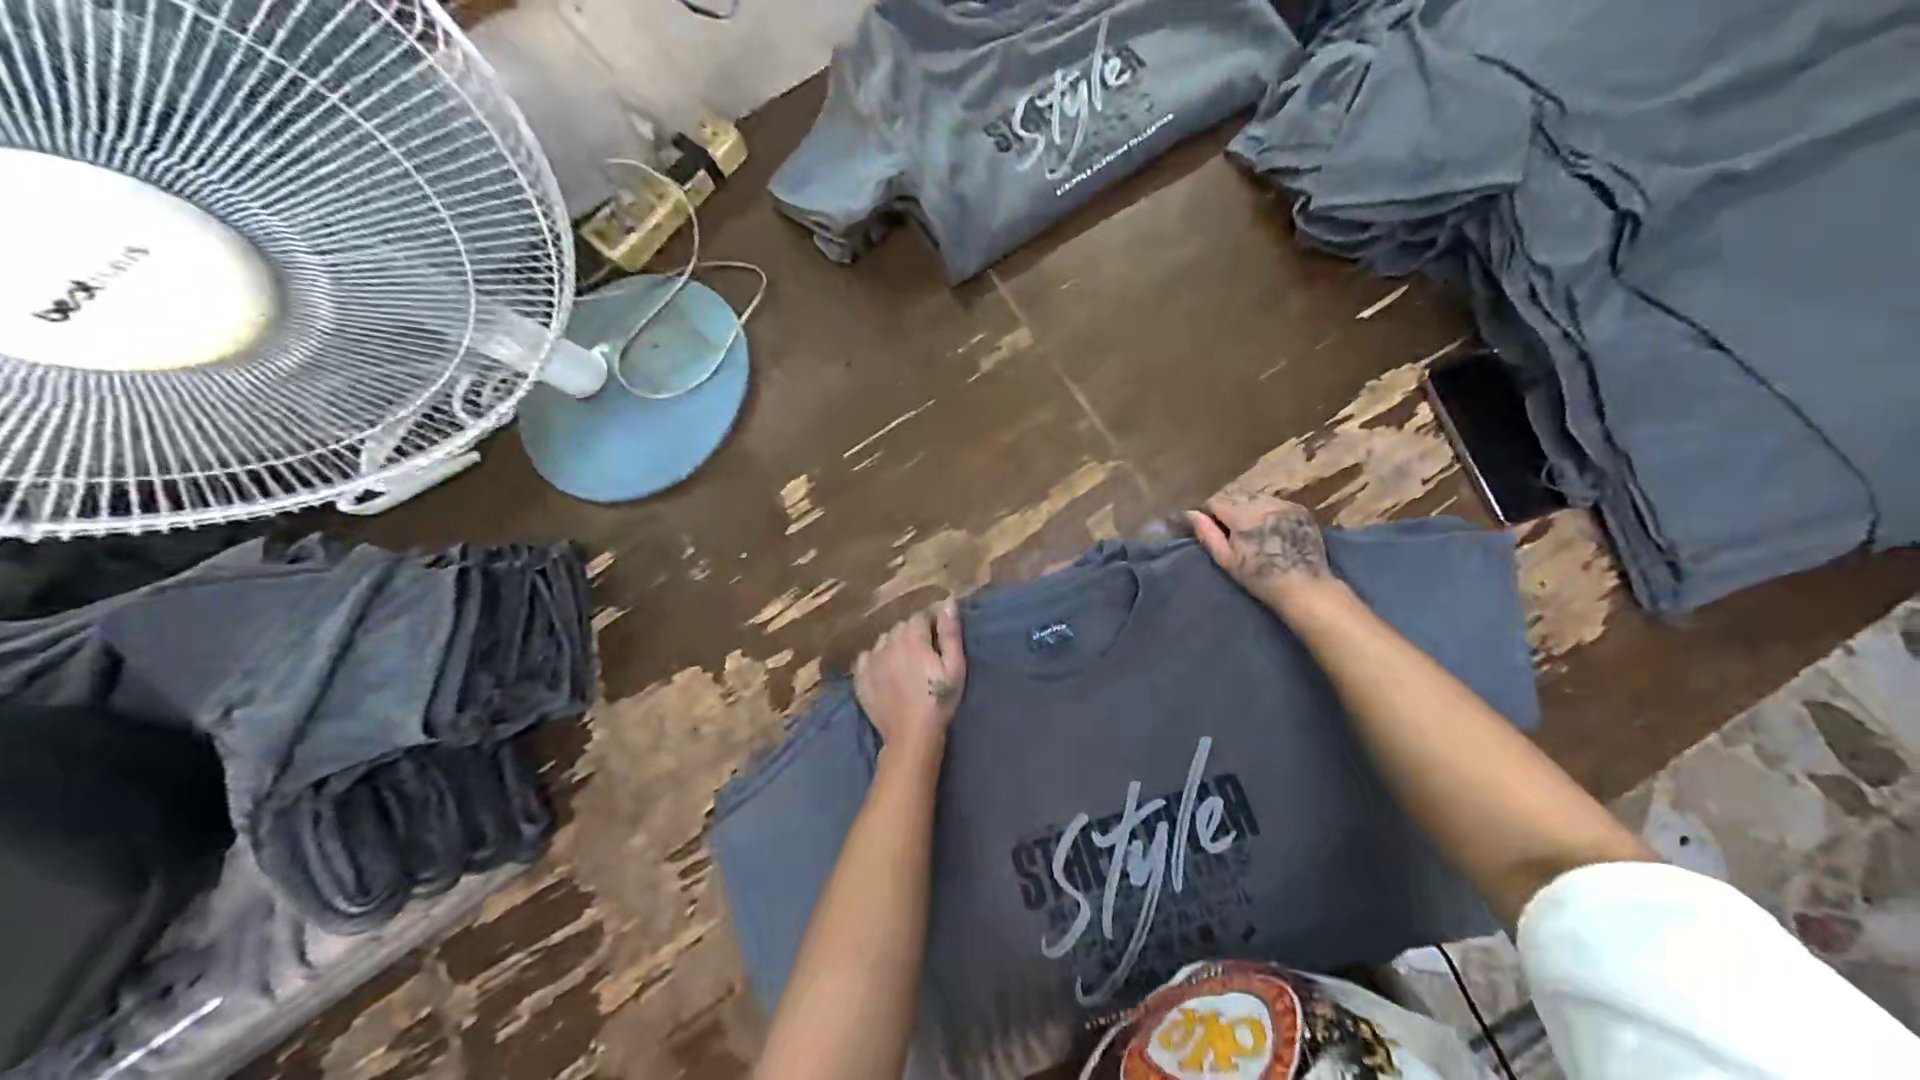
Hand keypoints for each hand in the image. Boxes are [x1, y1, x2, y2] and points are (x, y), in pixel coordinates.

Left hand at [854, 603, 966, 758]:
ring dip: (895, 644)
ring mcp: (871, 660)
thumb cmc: (939, 701)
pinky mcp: (861, 678)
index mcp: (913, 638)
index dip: (931, 623)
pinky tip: (885, 670)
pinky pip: (866, 657)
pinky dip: (876, 658)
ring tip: (906, 662)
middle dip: (914, 632)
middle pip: (901, 626)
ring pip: (884, 640)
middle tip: (925, 652)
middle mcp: (888, 643)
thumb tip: (949, 601)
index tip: (939, 637)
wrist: (911, 735)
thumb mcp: (955, 667)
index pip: (920, 616)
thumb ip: (950, 633)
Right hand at [1186, 493, 1334, 608]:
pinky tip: (1270, 527)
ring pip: (1257, 497)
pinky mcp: (1300, 510)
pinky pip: (1275, 503)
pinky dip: (1268, 510)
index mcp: (1243, 515)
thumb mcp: (1227, 559)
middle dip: (1229, 508)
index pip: (1216, 501)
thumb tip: (1190, 513)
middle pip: (1237, 496)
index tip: (1211, 526)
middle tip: (1231, 529)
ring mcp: (1285, 505)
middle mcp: (1264, 503)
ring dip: (1249, 507)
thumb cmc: (1259, 577)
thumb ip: (1207, 533)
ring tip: (1251, 528)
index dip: (1210, 512)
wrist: (1303, 586)